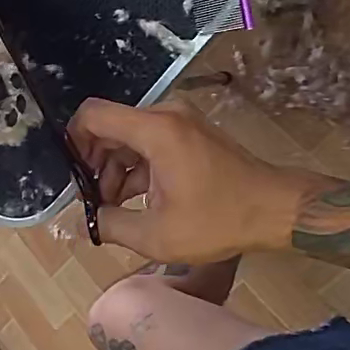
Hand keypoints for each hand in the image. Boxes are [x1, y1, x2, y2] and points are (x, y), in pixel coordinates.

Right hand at [66, 99, 324, 261]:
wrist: (276, 209)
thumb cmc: (219, 220)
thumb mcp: (156, 234)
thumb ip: (109, 225)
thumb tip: (76, 225)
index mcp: (155, 129)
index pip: (92, 115)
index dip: (73, 143)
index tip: (72, 179)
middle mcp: (167, 116)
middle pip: (111, 128)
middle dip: (96, 166)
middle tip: (93, 204)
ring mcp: (182, 123)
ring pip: (131, 139)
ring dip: (118, 171)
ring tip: (115, 210)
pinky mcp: (192, 134)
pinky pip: (153, 144)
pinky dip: (140, 169)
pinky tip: (138, 203)